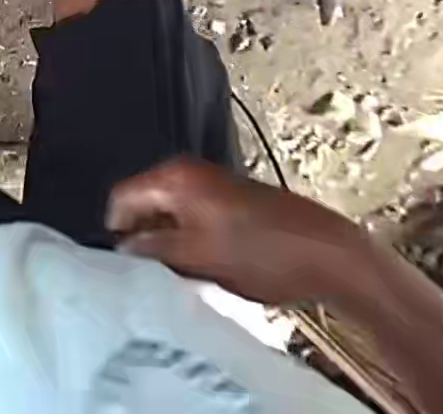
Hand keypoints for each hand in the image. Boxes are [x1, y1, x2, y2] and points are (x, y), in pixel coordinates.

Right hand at [106, 157, 375, 304]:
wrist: (326, 251)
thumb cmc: (261, 253)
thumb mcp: (199, 257)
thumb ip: (154, 250)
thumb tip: (123, 249)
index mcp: (173, 177)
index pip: (122, 195)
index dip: (116, 228)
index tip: (119, 262)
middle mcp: (185, 170)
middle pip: (143, 199)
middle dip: (140, 233)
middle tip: (145, 271)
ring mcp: (208, 181)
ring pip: (166, 208)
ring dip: (164, 237)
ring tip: (173, 271)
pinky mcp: (225, 195)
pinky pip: (188, 212)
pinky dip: (185, 235)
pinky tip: (199, 263)